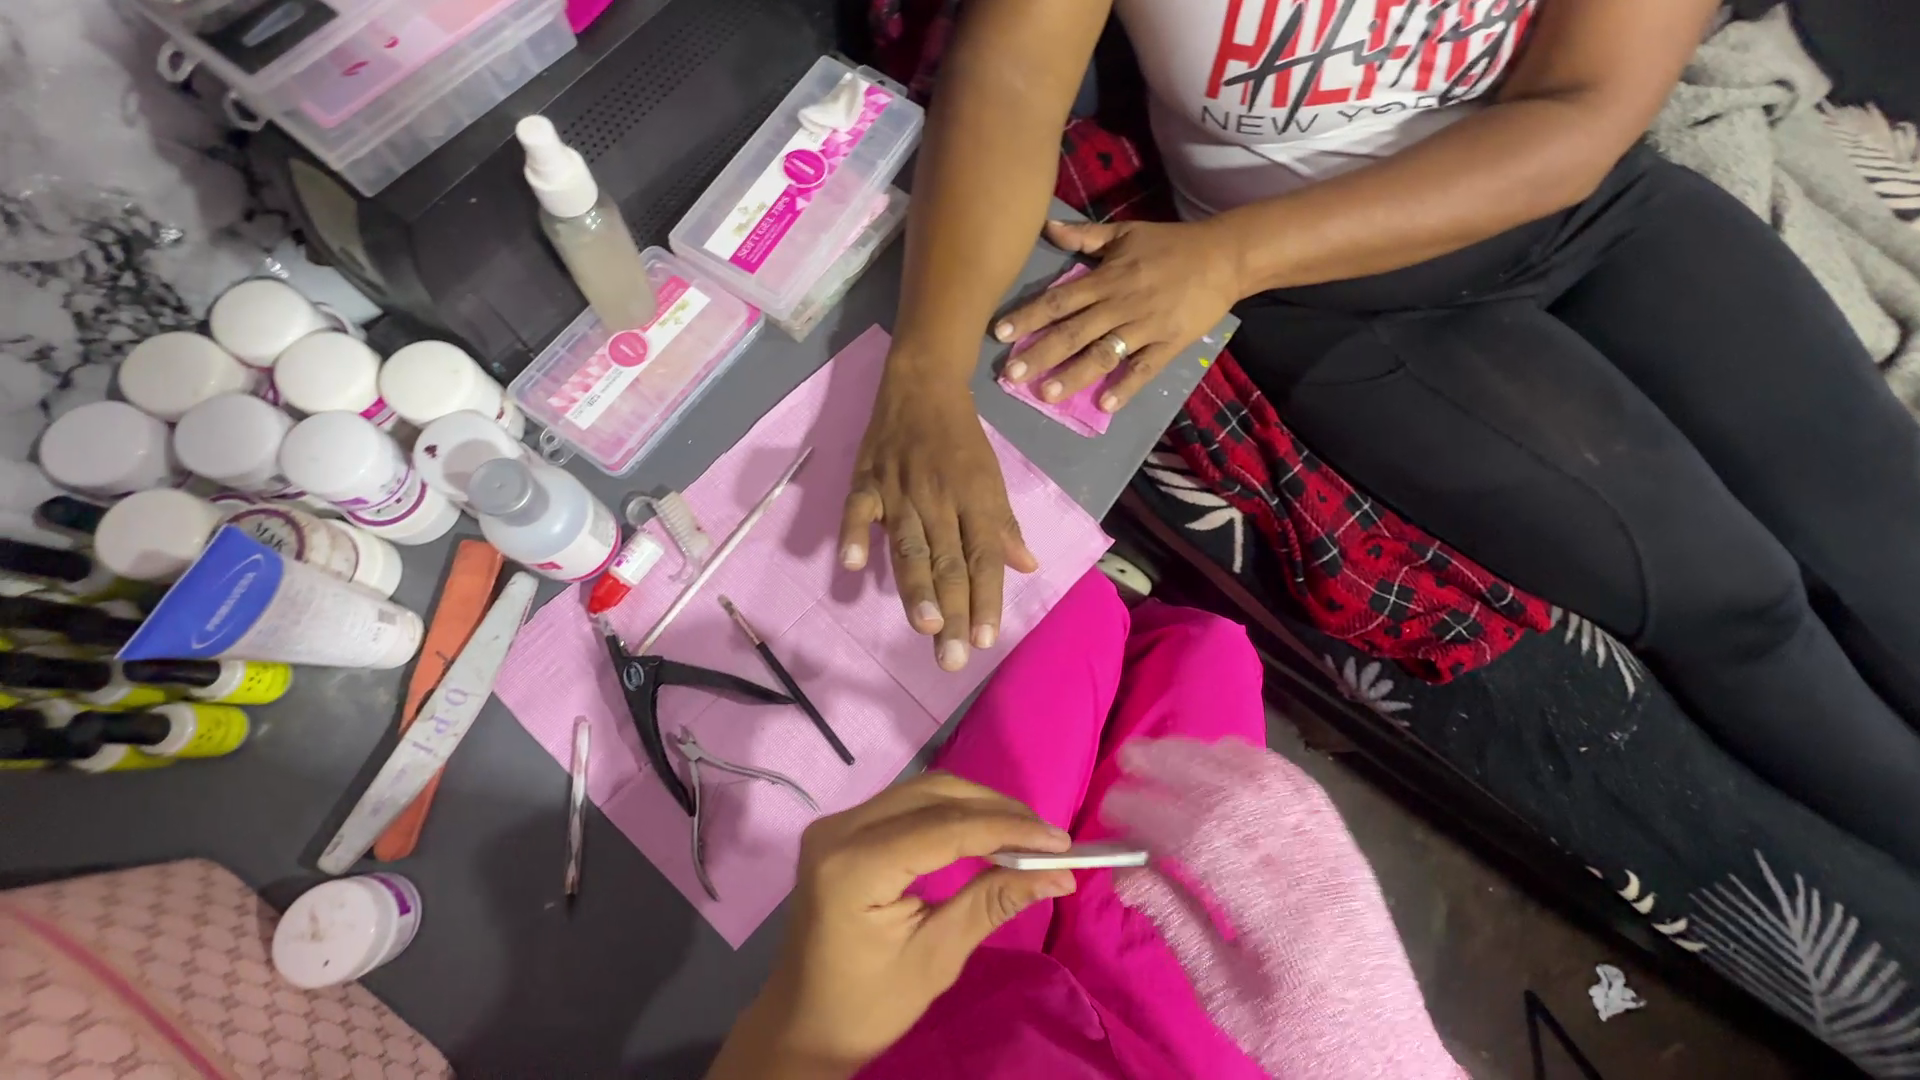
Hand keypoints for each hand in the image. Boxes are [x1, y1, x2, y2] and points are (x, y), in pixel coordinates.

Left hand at [706, 773, 1075, 1079]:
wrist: (802, 1022)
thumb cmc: (867, 1006)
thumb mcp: (936, 959)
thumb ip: (992, 903)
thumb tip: (1058, 874)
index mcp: (853, 867)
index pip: (944, 828)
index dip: (1007, 829)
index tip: (1061, 842)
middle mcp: (840, 829)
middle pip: (934, 794)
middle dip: (997, 811)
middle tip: (1047, 837)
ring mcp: (838, 823)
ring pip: (923, 791)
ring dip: (978, 806)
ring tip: (1026, 833)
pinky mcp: (844, 827)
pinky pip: (908, 803)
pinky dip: (952, 811)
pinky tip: (984, 831)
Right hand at [841, 360, 1038, 671]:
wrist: (923, 385)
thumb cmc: (961, 439)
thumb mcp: (991, 477)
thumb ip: (1002, 523)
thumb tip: (1026, 566)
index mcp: (974, 500)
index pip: (983, 558)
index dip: (986, 598)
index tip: (985, 640)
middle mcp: (940, 500)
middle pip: (948, 562)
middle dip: (953, 611)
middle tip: (952, 657)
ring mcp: (900, 490)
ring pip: (909, 545)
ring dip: (916, 586)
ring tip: (923, 626)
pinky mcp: (867, 480)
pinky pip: (857, 510)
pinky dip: (853, 534)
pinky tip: (851, 566)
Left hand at [996, 219, 1242, 412]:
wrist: (1225, 256)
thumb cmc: (1169, 245)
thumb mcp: (1125, 233)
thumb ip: (1085, 236)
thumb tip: (1047, 228)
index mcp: (1105, 279)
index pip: (1059, 299)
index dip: (1028, 316)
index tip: (999, 333)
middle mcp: (1119, 304)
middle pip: (1073, 331)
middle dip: (1040, 353)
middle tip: (1011, 376)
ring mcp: (1144, 326)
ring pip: (1103, 353)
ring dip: (1074, 375)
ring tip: (1047, 395)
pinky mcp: (1169, 344)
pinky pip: (1144, 368)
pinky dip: (1126, 386)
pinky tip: (1105, 406)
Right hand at [1103, 739, 1463, 1078]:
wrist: (1389, 1058)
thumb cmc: (1299, 1039)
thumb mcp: (1225, 999)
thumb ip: (1175, 925)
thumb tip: (1122, 871)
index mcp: (1278, 922)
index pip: (1202, 841)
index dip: (1148, 814)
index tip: (1108, 809)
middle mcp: (1311, 873)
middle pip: (1233, 797)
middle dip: (1171, 768)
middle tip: (1125, 761)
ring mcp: (1335, 853)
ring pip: (1265, 781)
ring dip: (1207, 755)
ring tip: (1160, 748)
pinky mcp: (1347, 846)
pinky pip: (1300, 785)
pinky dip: (1257, 760)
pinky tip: (1222, 752)